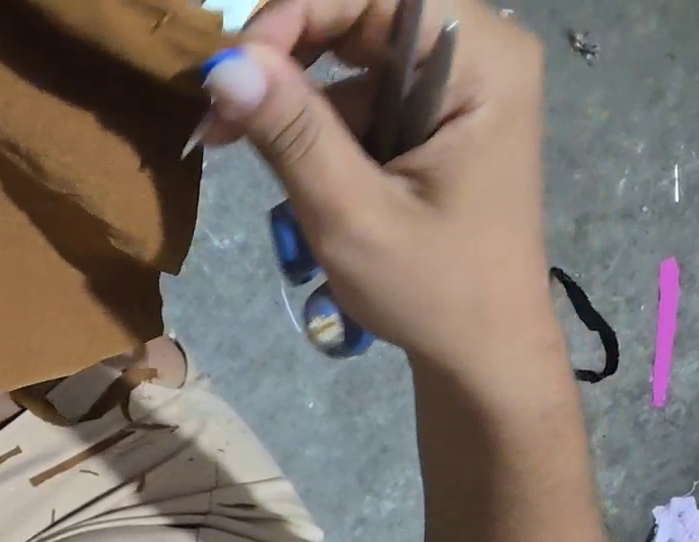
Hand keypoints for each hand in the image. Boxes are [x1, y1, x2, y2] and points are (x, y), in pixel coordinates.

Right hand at [204, 0, 559, 375]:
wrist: (478, 350)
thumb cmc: (429, 289)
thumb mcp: (349, 214)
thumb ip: (291, 136)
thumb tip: (223, 68)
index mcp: (481, 60)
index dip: (296, 14)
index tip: (228, 71)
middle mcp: (474, 56)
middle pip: (364, 20)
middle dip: (284, 60)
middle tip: (216, 112)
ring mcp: (451, 91)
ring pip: (352, 66)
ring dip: (290, 105)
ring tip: (233, 148)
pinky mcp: (427, 126)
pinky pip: (358, 105)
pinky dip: (310, 133)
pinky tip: (285, 172)